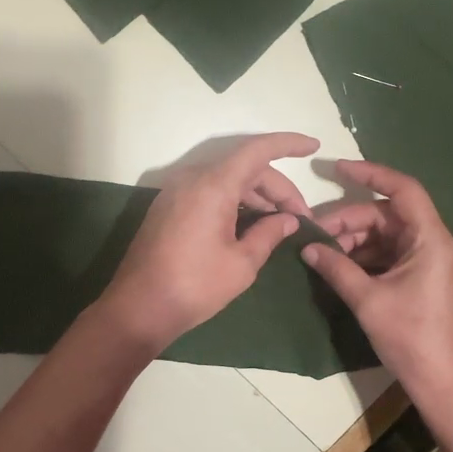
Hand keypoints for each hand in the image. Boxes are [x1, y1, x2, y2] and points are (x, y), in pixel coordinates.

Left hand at [96, 133, 319, 351]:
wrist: (138, 307)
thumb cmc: (195, 286)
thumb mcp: (242, 263)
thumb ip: (269, 234)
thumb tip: (289, 220)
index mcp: (213, 185)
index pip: (258, 150)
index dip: (288, 144)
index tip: (314, 146)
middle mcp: (192, 178)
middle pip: (244, 167)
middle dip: (277, 187)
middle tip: (300, 217)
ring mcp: (176, 191)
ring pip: (226, 179)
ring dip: (257, 195)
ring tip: (280, 222)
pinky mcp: (168, 207)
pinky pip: (208, 191)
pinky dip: (234, 200)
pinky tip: (251, 223)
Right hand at [302, 160, 452, 391]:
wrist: (440, 380)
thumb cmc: (410, 337)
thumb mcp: (368, 299)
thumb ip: (336, 268)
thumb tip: (307, 247)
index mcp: (430, 240)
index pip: (402, 190)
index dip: (370, 174)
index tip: (336, 168)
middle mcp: (433, 243)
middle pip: (388, 215)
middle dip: (350, 220)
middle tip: (315, 233)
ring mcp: (428, 262)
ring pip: (386, 236)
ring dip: (354, 240)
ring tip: (322, 253)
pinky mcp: (421, 279)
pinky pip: (389, 255)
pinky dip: (364, 257)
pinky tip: (339, 266)